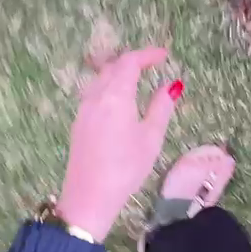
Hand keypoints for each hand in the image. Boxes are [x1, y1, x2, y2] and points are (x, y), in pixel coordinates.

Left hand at [56, 47, 181, 239]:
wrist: (88, 197)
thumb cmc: (125, 168)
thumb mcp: (151, 138)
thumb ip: (161, 107)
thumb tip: (172, 85)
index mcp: (116, 96)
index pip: (129, 62)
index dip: (147, 54)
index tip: (164, 55)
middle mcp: (95, 97)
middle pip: (112, 67)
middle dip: (132, 61)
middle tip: (152, 64)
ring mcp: (83, 110)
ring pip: (100, 79)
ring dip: (118, 72)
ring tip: (137, 78)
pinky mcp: (79, 123)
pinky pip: (94, 93)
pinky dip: (109, 86)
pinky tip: (120, 100)